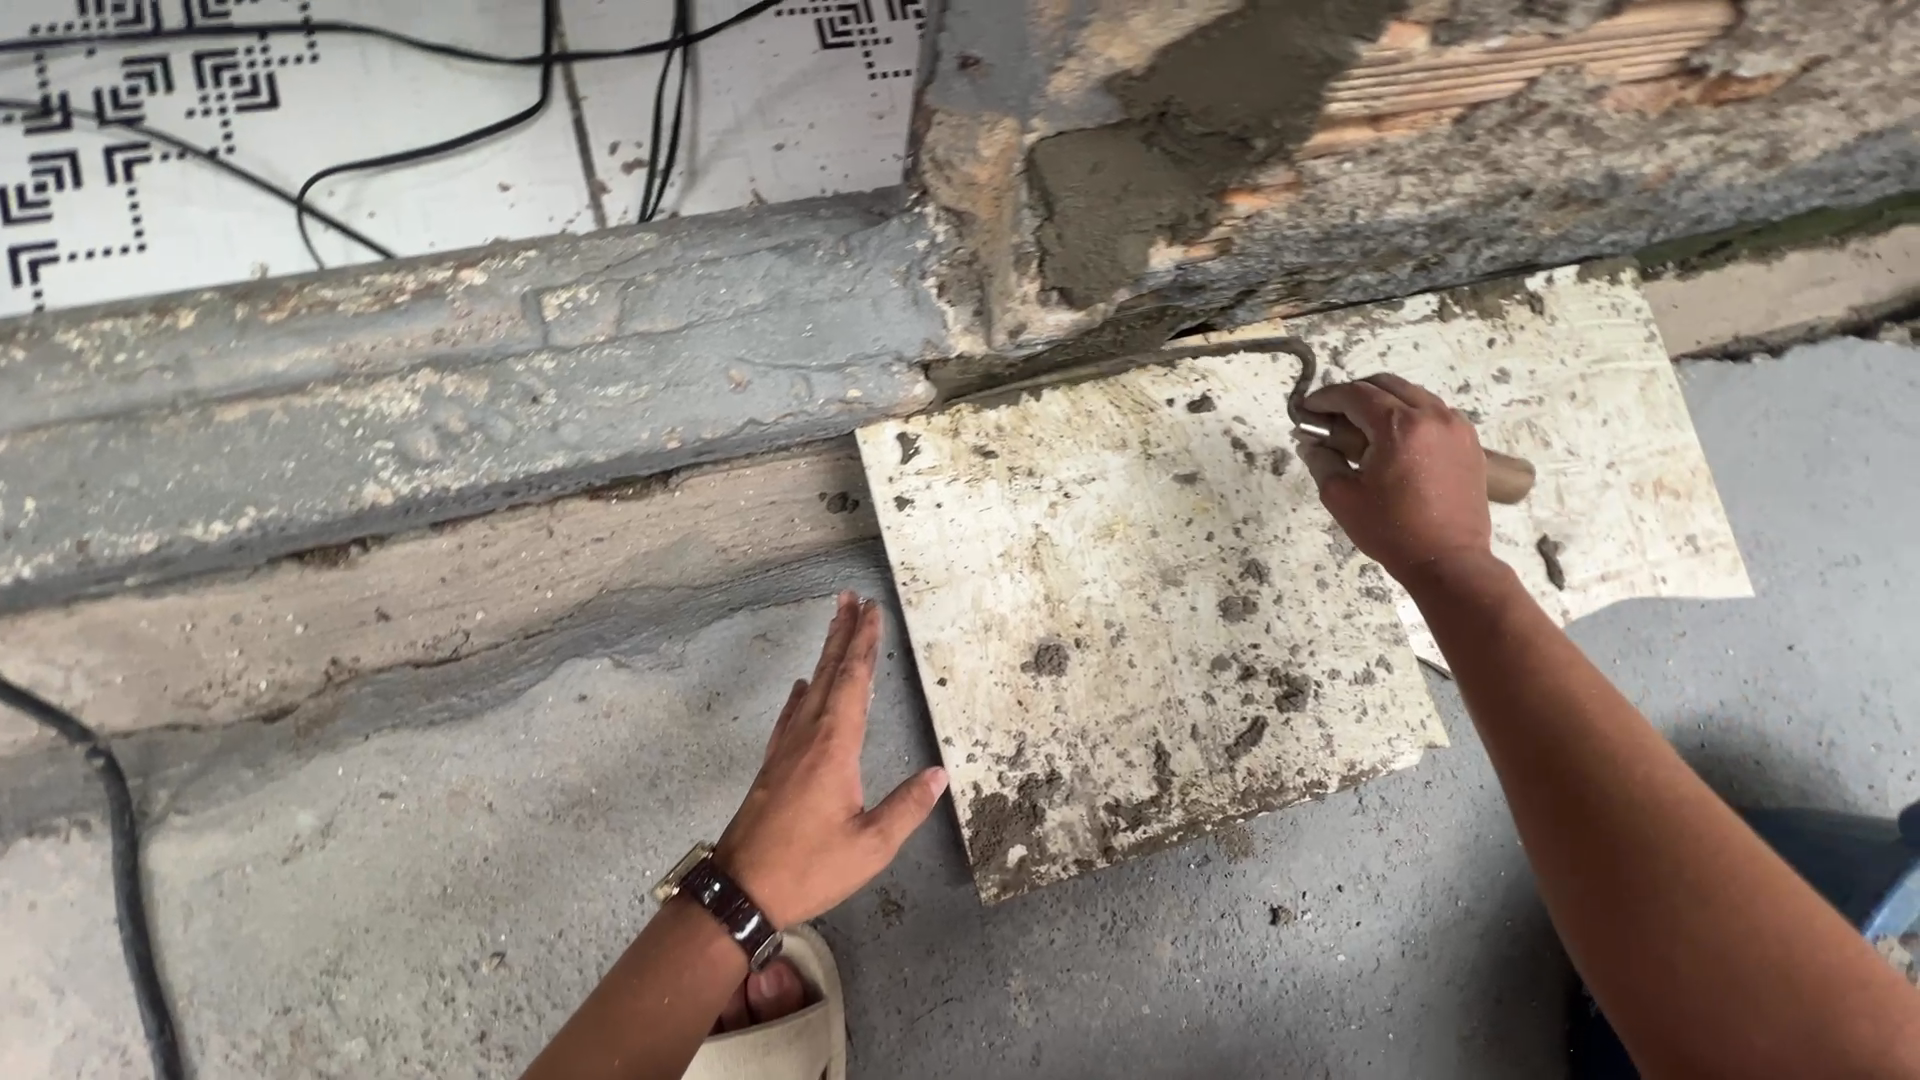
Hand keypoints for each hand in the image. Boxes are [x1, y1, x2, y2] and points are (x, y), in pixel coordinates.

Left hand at [714, 592, 947, 927]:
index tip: (871, 610)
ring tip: (833, 626)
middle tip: (850, 597)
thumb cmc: (809, 867)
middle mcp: (809, 735)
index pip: (855, 680)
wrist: (740, 889)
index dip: (864, 642)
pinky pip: (791, 715)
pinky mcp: (774, 765)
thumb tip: (940, 774)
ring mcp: (787, 748)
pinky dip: (800, 694)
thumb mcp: (870, 846)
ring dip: (824, 654)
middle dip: (842, 632)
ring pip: (810, 688)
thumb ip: (907, 807)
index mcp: (835, 746)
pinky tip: (802, 686)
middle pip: (830, 672)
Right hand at [1295, 374, 1493, 583]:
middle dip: (1353, 394)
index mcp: (1399, 427)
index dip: (1325, 398)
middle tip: (1331, 418)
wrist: (1447, 560)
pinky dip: (1407, 416)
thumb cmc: (1389, 530)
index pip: (1355, 394)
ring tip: (1360, 430)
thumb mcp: (1341, 497)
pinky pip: (1433, 413)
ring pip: (1412, 395)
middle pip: (1386, 384)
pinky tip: (1392, 442)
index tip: (1307, 409)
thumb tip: (1309, 443)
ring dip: (1382, 403)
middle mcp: (1432, 416)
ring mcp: (1456, 427)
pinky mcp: (1469, 442)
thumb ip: (1322, 461)